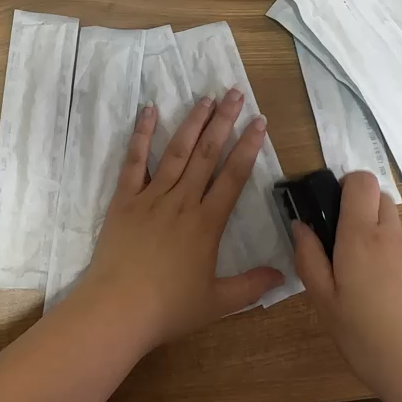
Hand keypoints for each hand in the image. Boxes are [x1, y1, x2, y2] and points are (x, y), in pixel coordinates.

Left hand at [70, 91, 285, 351]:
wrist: (118, 308)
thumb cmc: (168, 308)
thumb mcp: (217, 303)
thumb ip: (251, 286)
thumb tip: (283, 275)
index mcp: (207, 223)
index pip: (233, 177)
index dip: (248, 147)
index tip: (260, 122)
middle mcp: (182, 201)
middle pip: (207, 154)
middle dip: (224, 121)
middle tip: (236, 93)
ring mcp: (152, 195)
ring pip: (177, 151)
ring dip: (192, 122)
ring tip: (206, 97)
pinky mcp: (125, 198)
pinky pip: (135, 160)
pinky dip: (142, 134)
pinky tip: (149, 110)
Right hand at [292, 172, 401, 401]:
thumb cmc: (368, 339)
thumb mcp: (325, 304)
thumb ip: (310, 259)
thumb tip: (301, 225)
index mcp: (361, 237)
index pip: (362, 181)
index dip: (345, 184)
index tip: (329, 208)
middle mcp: (390, 238)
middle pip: (378, 197)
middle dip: (358, 207)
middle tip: (338, 241)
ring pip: (390, 226)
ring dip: (373, 234)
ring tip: (356, 277)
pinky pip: (401, 252)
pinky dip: (387, 259)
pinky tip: (380, 298)